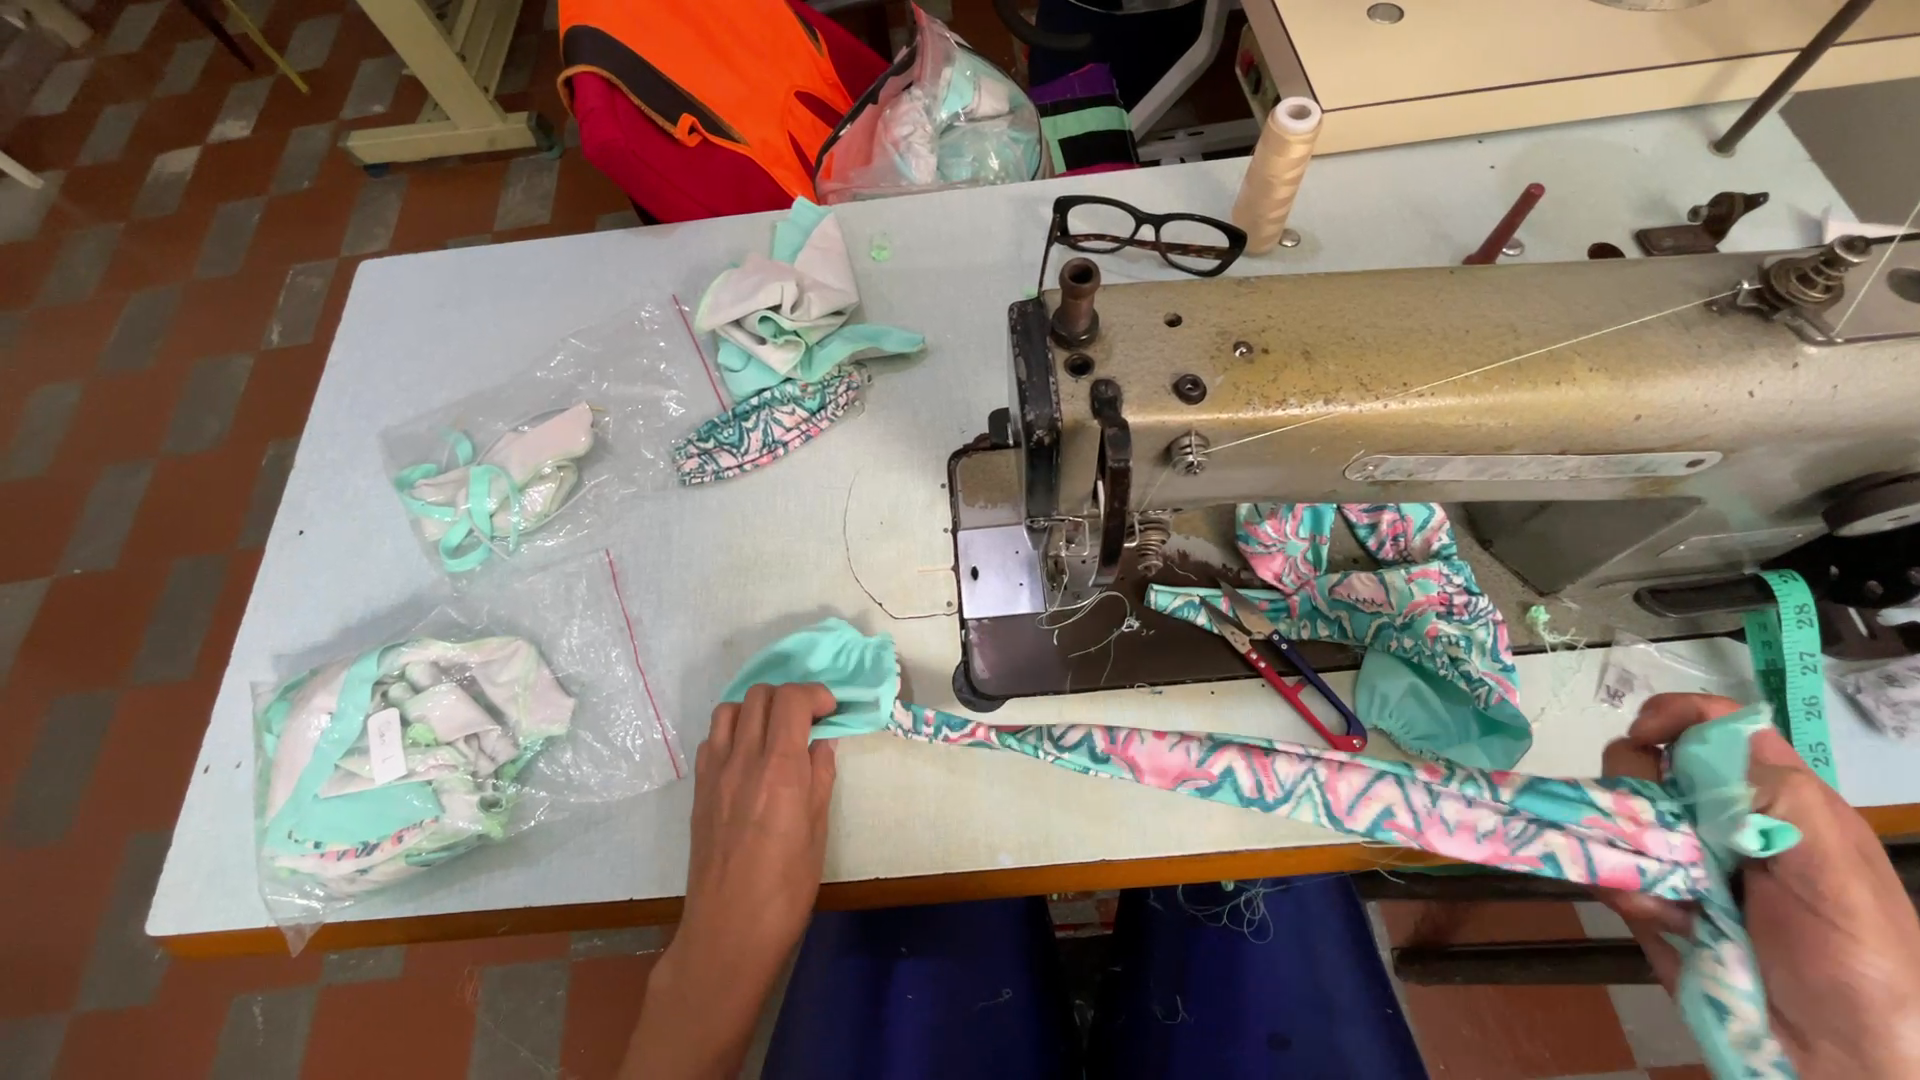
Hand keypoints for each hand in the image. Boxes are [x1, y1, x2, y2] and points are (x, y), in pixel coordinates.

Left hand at [680, 682, 838, 965]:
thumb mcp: (818, 832)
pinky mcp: (699, 790)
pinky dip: (733, 732)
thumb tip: (821, 745)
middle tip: (808, 720)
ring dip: (756, 709)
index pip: (791, 700)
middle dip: (789, 697)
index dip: (815, 694)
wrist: (728, 931)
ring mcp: (714, 773)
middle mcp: (742, 760)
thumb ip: (819, 779)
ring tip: (775, 733)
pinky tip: (749, 757)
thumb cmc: (786, 888)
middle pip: (759, 695)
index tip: (831, 710)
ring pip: (729, 710)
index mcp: (779, 769)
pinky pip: (712, 739)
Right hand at [1596, 692, 1919, 1077]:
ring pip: (1613, 812)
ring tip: (1663, 891)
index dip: (1675, 716)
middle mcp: (1717, 819)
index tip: (1646, 738)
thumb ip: (1782, 798)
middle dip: (1636, 784)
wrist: (1837, 1061)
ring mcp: (1678, 859)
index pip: (1713, 725)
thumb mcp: (1840, 873)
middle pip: (1644, 760)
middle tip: (1658, 827)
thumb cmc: (1861, 964)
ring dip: (1624, 844)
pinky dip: (1621, 889)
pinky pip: (1606, 870)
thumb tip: (1702, 739)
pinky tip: (1664, 921)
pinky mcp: (1648, 898)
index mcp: (1773, 800)